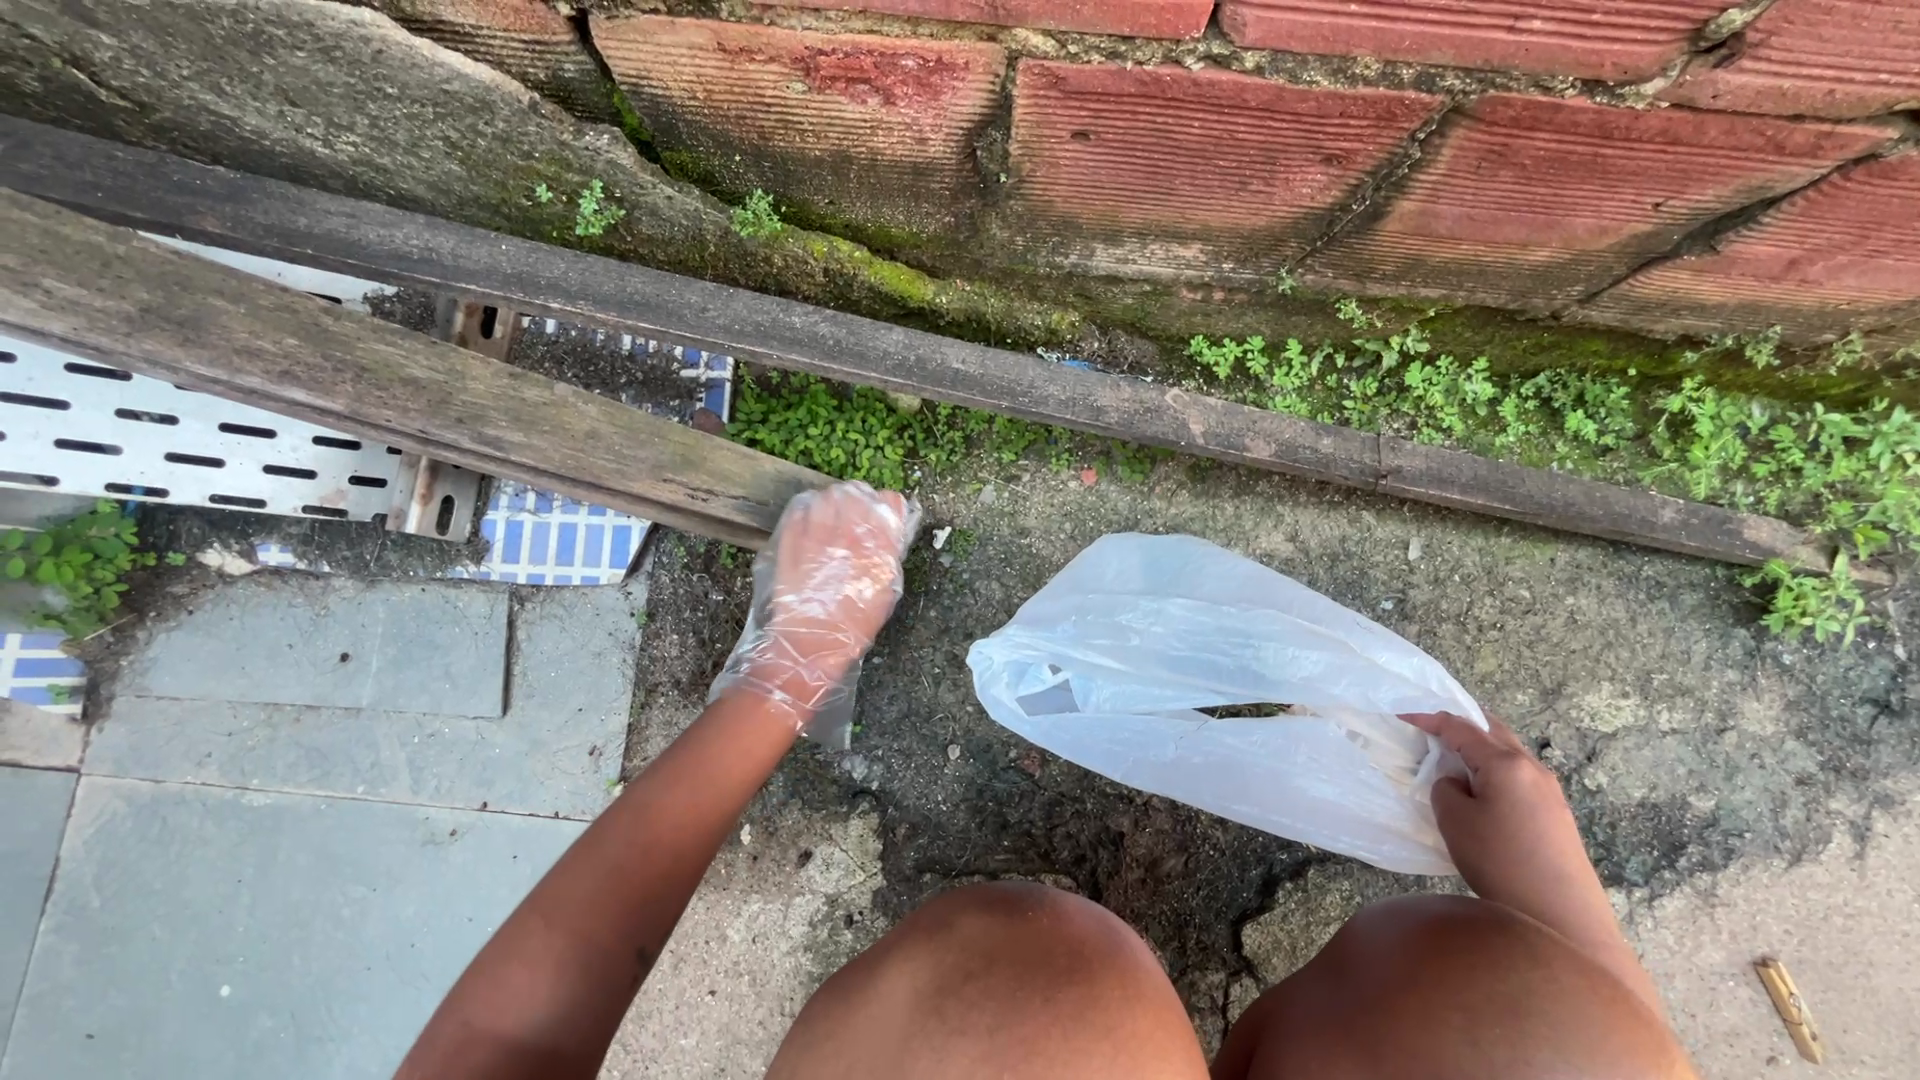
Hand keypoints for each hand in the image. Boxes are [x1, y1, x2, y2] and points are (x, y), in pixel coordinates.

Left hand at [712, 481, 917, 728]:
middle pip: (857, 492)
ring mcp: (817, 524)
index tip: (879, 522)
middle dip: (856, 505)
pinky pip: (802, 507)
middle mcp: (851, 524)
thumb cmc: (853, 622)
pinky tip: (808, 534)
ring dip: (830, 507)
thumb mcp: (886, 588)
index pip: (890, 501)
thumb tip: (887, 534)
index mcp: (880, 540)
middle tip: (851, 526)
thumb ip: (888, 553)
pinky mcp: (790, 531)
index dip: (885, 510)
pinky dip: (807, 515)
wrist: (809, 639)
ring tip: (827, 529)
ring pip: (827, 495)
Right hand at [1401, 711, 1662, 1012]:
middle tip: (1431, 728)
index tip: (1402, 717)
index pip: (1460, 727)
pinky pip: (1518, 774)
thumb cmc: (1499, 860)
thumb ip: (1446, 788)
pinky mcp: (1556, 813)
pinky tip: (1481, 789)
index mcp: (1504, 763)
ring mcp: (1550, 791)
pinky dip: (1493, 768)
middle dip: (1461, 724)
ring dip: (1479, 748)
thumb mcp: (1453, 819)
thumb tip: (1458, 783)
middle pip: (1492, 730)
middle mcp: (1532, 767)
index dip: (1428, 719)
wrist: (1561, 915)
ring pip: (1508, 752)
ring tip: (1453, 759)